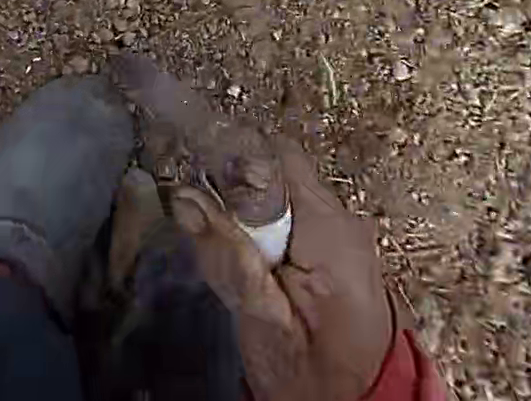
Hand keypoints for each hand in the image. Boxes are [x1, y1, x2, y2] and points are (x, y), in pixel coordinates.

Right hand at [172, 140, 394, 400]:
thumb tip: (185, 199)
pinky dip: (268, 220)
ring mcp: (345, 225)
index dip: (236, 160)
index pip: (279, 156)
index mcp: (328, 226)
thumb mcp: (262, 323)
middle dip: (240, 185)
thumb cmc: (311, 374)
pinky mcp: (340, 240)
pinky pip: (295, 209)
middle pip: (280, 169)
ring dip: (252, 205)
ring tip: (225, 239)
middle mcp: (342, 214)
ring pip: (285, 188)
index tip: (200, 179)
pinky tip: (252, 253)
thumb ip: (228, 259)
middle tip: (204, 216)